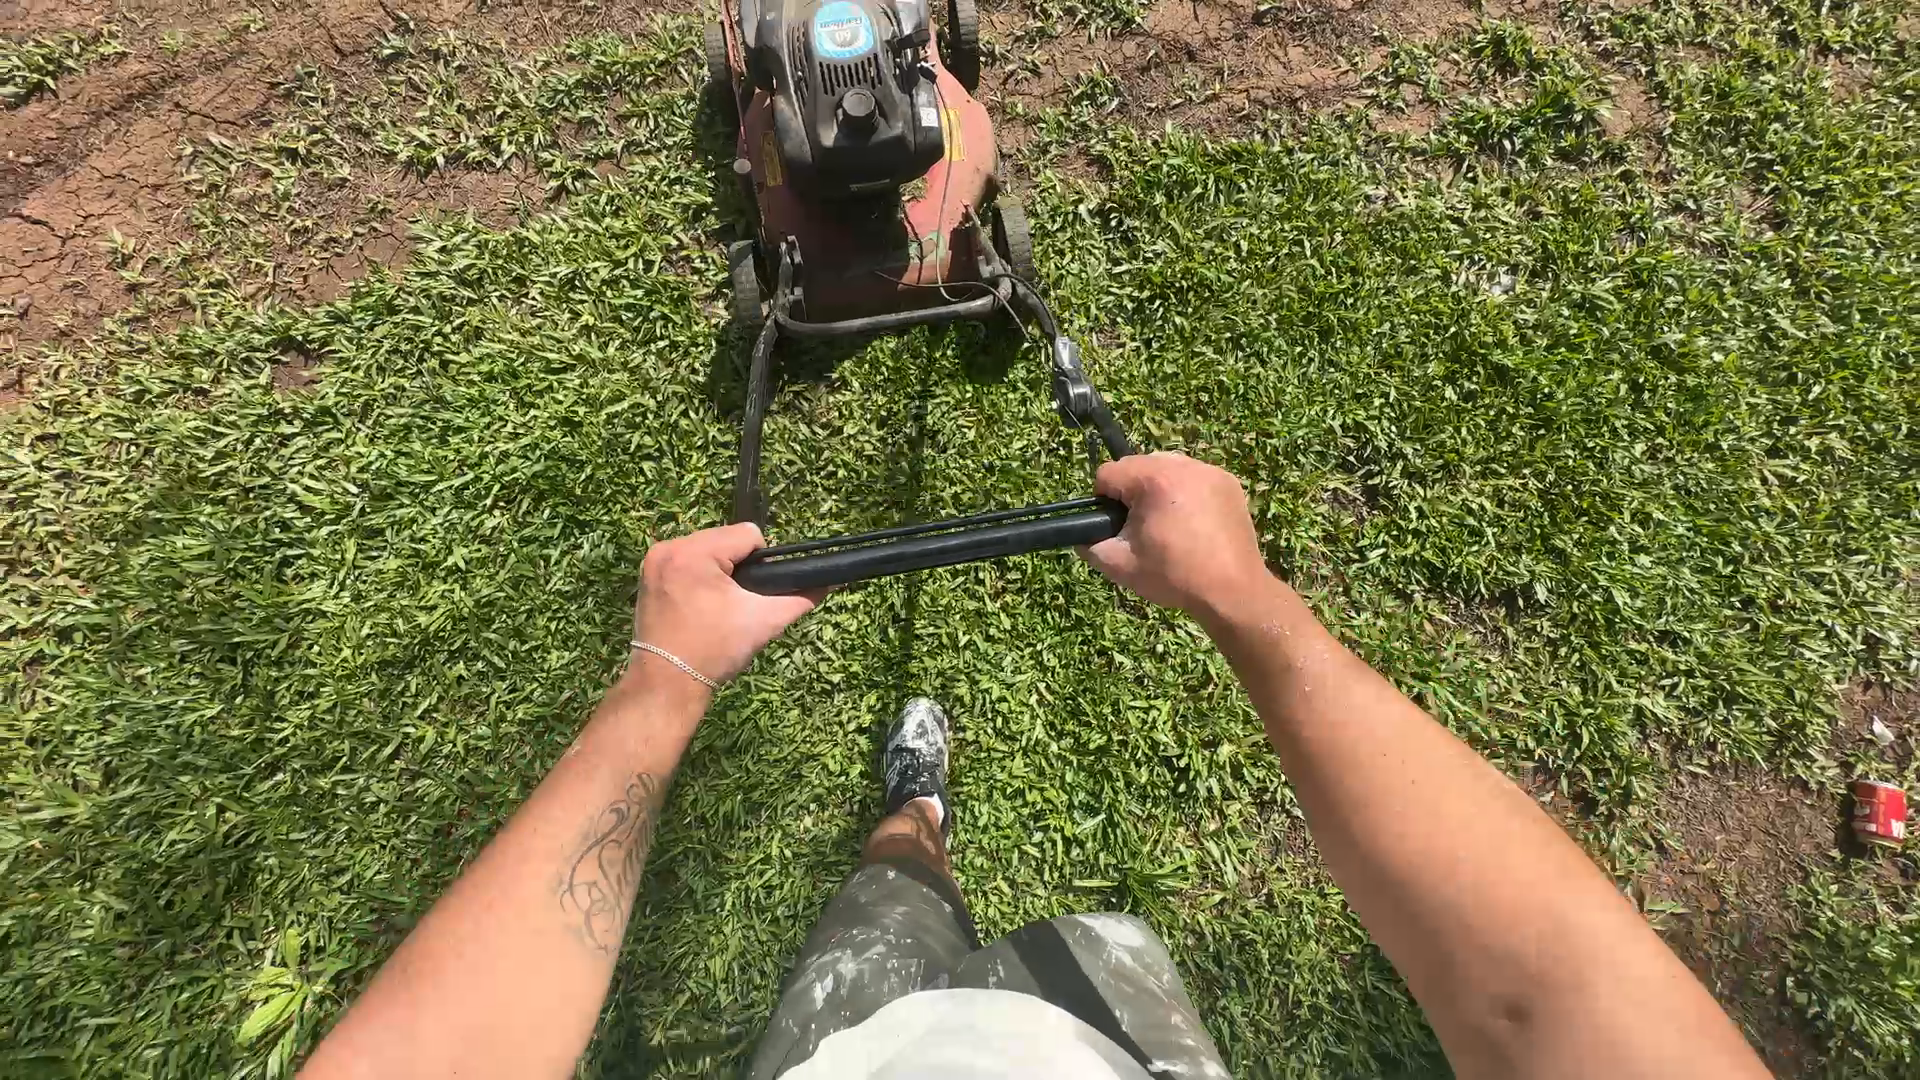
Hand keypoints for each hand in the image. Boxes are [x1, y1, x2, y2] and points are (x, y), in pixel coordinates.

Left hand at [632, 523, 821, 683]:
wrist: (668, 684)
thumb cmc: (715, 650)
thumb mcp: (764, 621)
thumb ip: (800, 597)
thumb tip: (829, 583)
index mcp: (694, 553)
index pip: (748, 535)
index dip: (762, 564)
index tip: (753, 595)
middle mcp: (668, 548)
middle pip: (725, 540)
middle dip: (739, 567)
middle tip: (737, 603)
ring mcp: (654, 561)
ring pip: (707, 549)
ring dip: (721, 570)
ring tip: (721, 605)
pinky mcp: (648, 575)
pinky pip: (688, 561)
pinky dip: (701, 576)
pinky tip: (702, 603)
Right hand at [1079, 451, 1272, 619]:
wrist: (1231, 590)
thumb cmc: (1174, 576)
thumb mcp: (1119, 565)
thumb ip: (1089, 546)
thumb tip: (1081, 537)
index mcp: (1154, 480)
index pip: (1107, 473)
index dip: (1103, 501)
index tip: (1117, 526)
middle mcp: (1183, 465)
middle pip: (1136, 465)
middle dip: (1131, 492)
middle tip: (1141, 527)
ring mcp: (1209, 471)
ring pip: (1164, 467)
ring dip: (1156, 488)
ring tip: (1165, 524)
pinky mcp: (1228, 482)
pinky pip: (1192, 476)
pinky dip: (1184, 492)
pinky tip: (1190, 522)